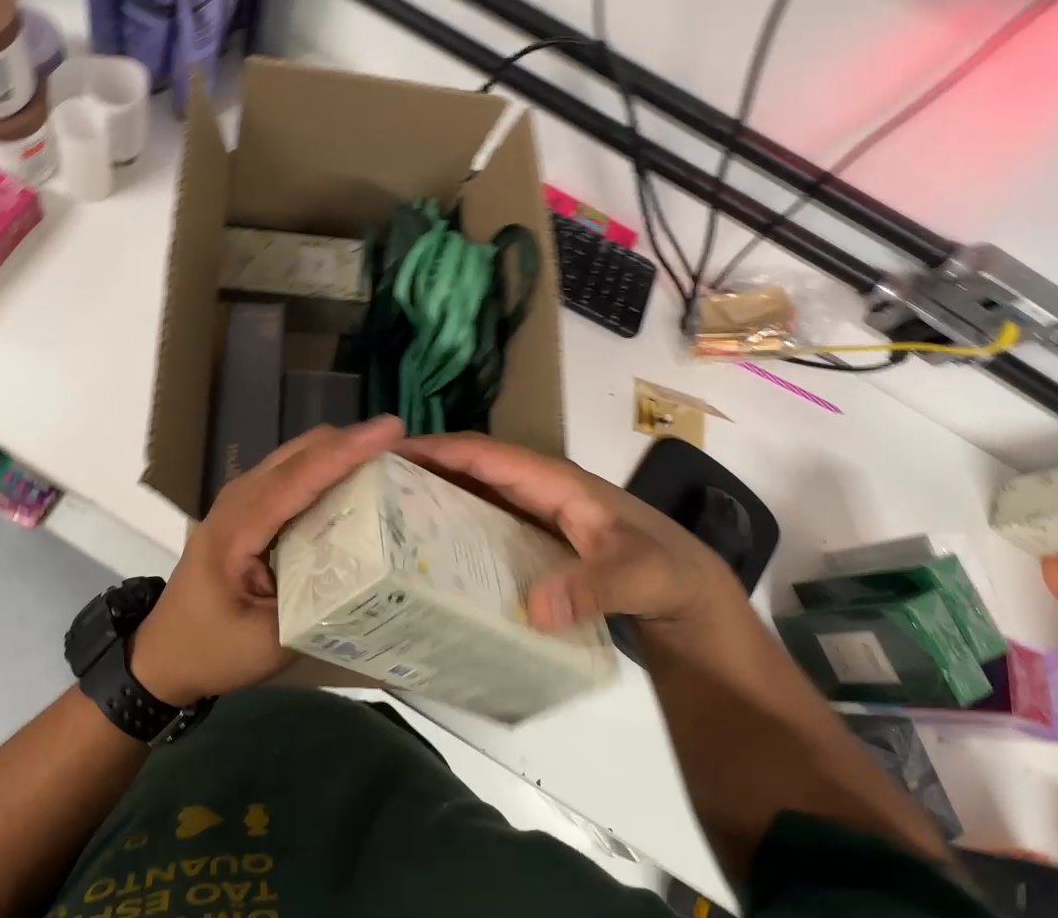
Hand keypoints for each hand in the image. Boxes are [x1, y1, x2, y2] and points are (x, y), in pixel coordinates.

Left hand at [130, 416, 405, 703]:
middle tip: (415, 453)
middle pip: (302, 451)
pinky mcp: (254, 507)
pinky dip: (332, 469)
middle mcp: (240, 498)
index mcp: (237, 528)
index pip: (296, 478)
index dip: (345, 452)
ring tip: (399, 464)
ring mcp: (244, 498)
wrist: (164, 652)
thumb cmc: (211, 649)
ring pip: (301, 455)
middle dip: (356, 444)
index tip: (392, 431)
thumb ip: (322, 611)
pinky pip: (298, 473)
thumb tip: (381, 586)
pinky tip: (365, 485)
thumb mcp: (269, 642)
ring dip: (345, 454)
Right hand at [399, 433, 741, 632]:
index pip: (487, 454)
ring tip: (382, 511)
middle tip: (367, 484)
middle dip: (421, 467)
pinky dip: (450, 521)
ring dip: (431, 492)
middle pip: (469, 466)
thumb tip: (531, 608)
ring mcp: (534, 511)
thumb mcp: (639, 577)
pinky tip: (424, 546)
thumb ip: (593, 588)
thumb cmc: (667, 572)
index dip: (439, 449)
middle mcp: (537, 488)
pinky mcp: (533, 535)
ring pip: (472, 490)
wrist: (690, 591)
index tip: (388, 454)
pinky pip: (481, 518)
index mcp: (555, 482)